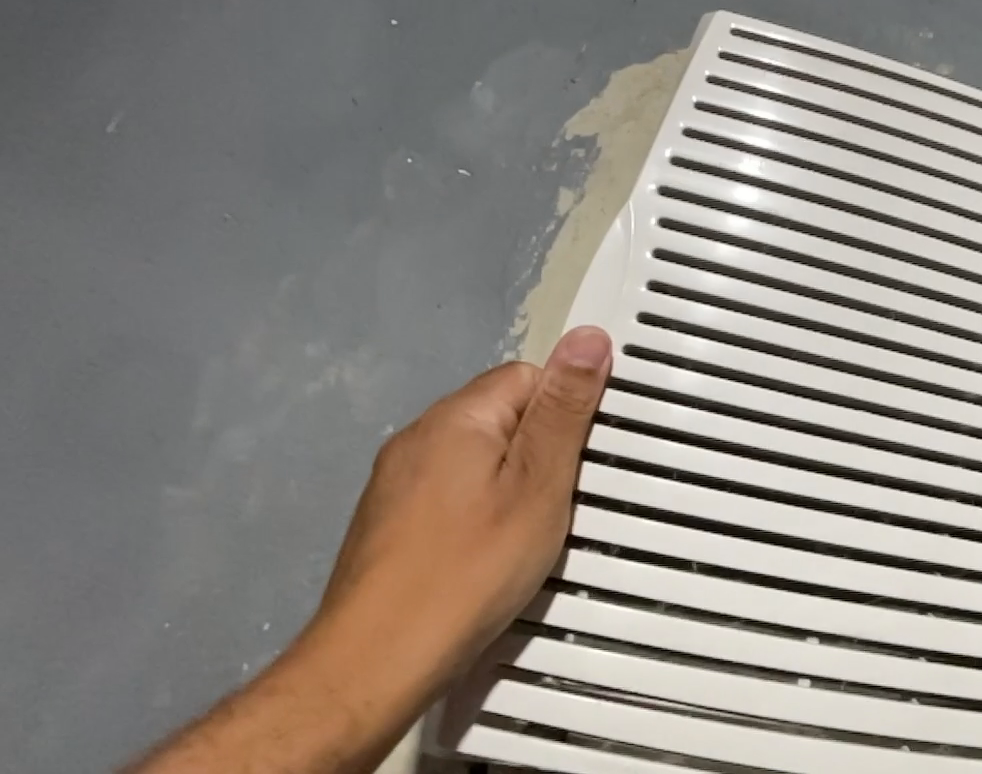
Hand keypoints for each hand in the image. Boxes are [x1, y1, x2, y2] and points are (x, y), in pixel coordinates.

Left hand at [127, 326, 613, 773]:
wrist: (374, 664)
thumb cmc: (472, 567)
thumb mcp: (539, 482)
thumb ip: (564, 409)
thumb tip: (588, 336)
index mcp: (456, 417)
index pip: (529, 375)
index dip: (564, 409)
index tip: (579, 455)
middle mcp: (418, 437)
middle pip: (503, 413)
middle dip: (540, 446)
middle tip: (560, 494)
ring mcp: (396, 480)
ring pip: (478, 453)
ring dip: (511, 478)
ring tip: (530, 525)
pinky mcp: (388, 518)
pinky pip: (453, 487)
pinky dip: (480, 506)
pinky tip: (490, 546)